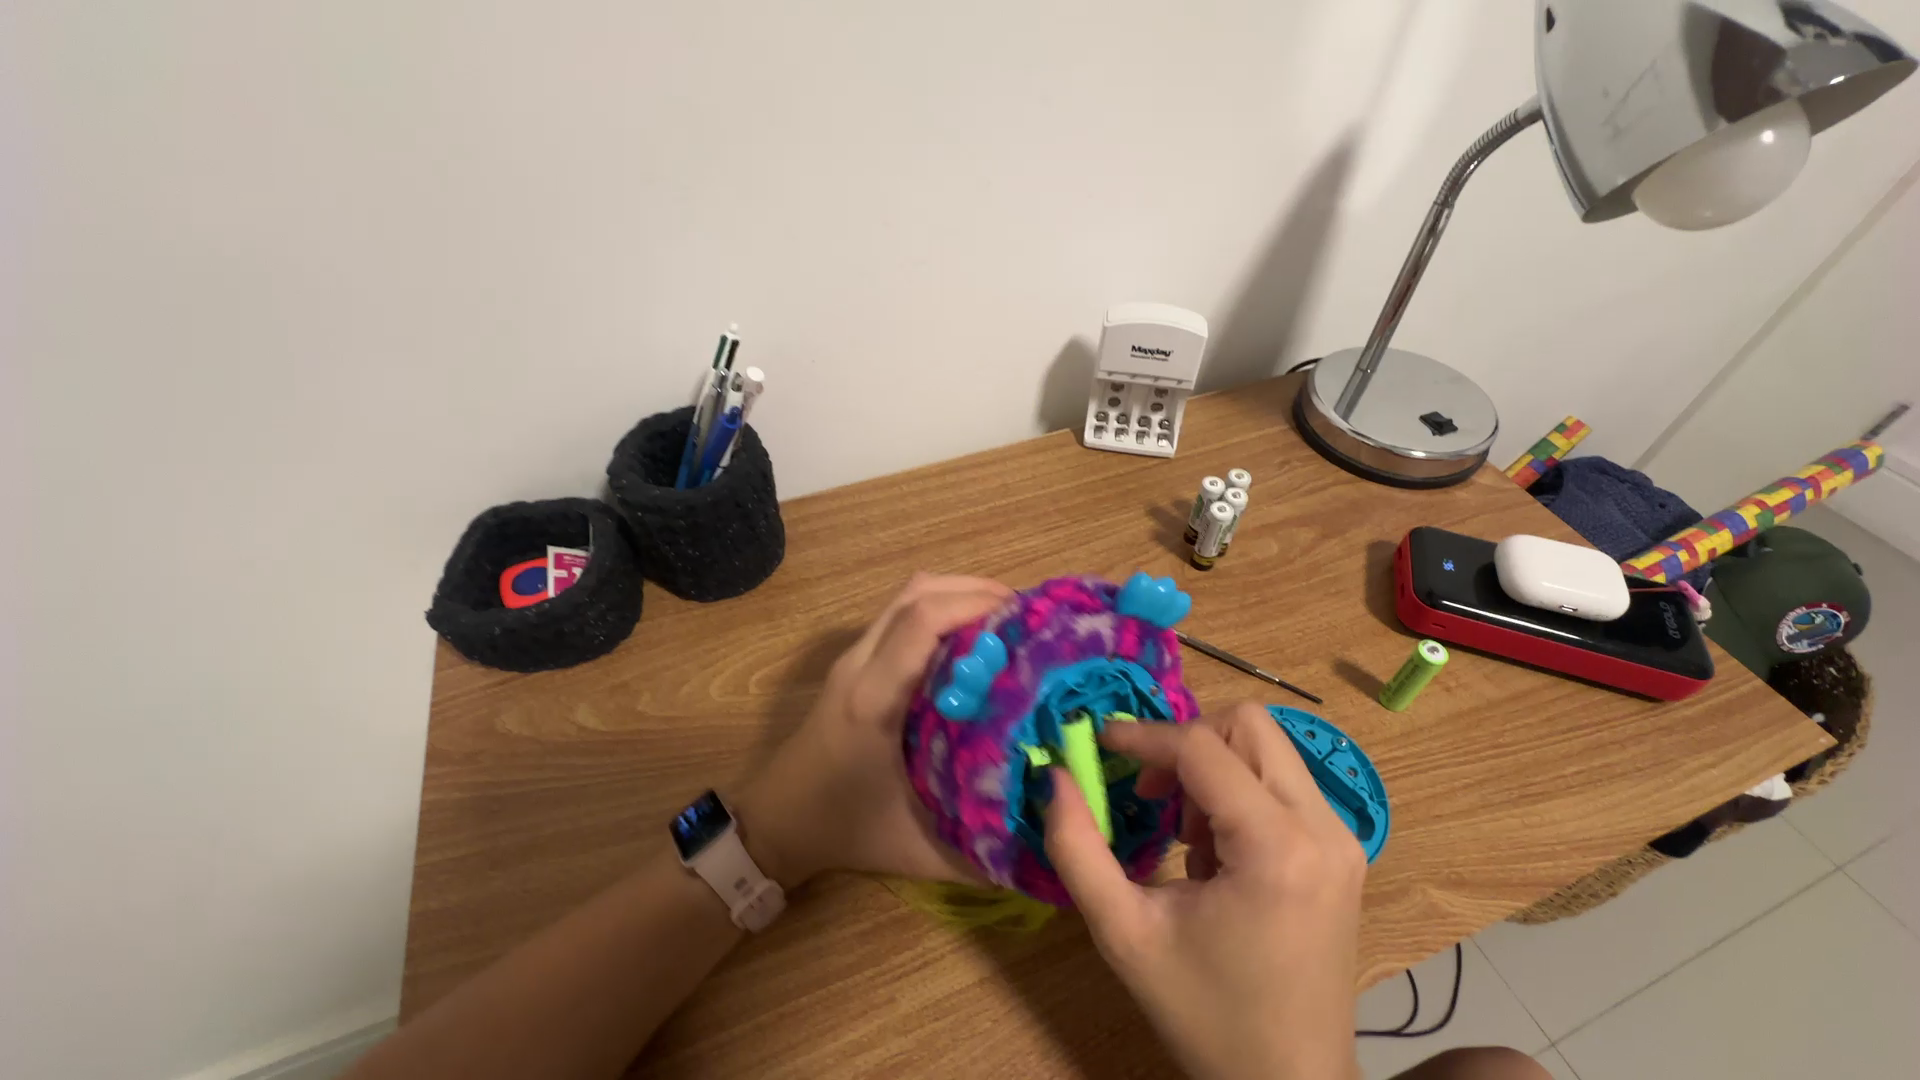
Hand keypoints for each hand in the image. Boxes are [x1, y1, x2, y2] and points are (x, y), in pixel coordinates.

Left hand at [736, 573, 1014, 888]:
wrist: (775, 822)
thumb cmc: (843, 832)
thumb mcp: (917, 850)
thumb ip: (981, 857)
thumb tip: (1048, 841)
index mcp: (874, 700)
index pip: (922, 621)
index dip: (976, 605)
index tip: (1027, 622)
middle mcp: (861, 665)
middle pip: (917, 592)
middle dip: (977, 591)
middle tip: (1027, 619)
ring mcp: (854, 658)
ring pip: (907, 595)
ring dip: (959, 595)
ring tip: (1006, 624)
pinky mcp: (855, 662)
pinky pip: (901, 614)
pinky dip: (941, 610)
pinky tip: (972, 641)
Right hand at [1044, 704, 1367, 1079]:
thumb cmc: (1205, 1013)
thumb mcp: (1124, 933)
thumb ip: (1077, 848)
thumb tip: (1054, 776)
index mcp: (1275, 848)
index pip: (1202, 747)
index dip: (1142, 735)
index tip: (1097, 743)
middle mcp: (1322, 828)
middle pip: (1249, 725)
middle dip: (1187, 742)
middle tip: (1149, 791)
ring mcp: (1341, 838)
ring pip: (1268, 748)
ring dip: (1213, 769)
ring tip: (1184, 838)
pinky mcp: (1341, 851)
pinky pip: (1282, 783)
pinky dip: (1237, 792)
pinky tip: (1215, 853)